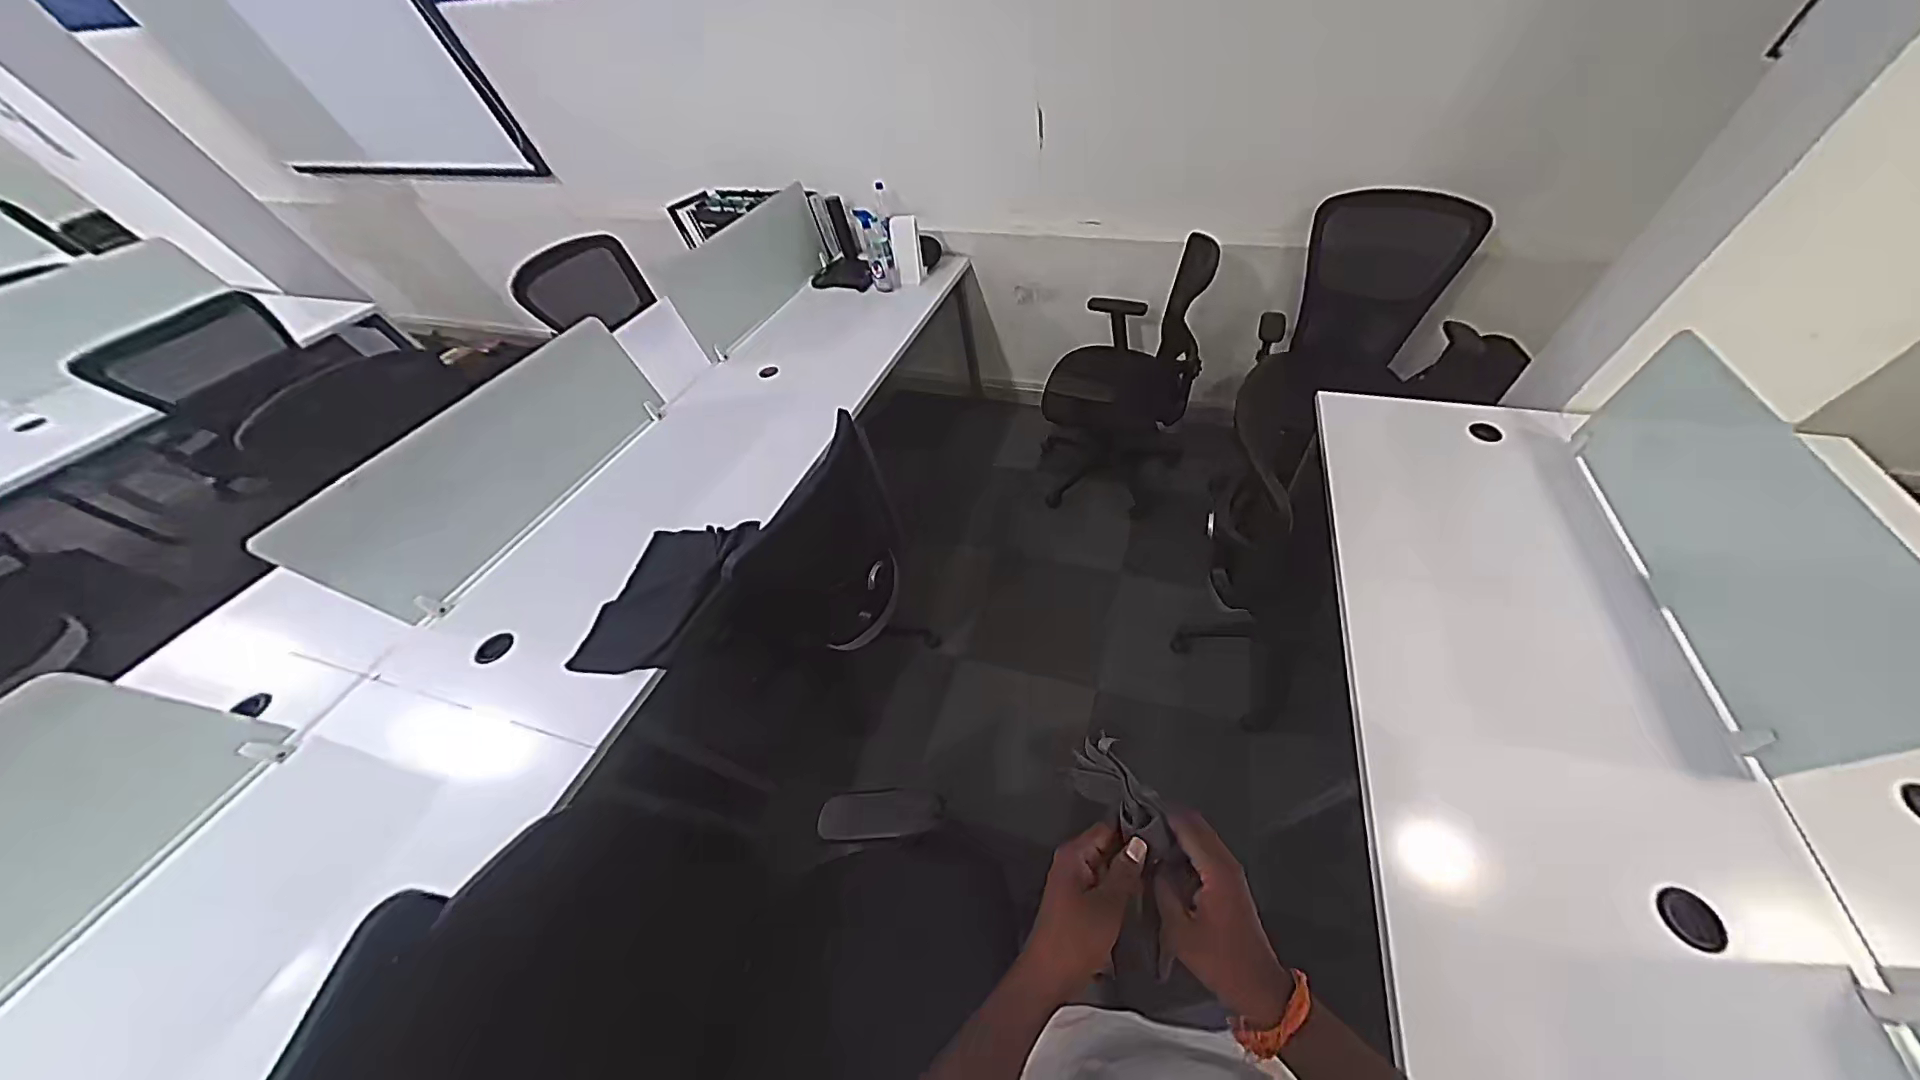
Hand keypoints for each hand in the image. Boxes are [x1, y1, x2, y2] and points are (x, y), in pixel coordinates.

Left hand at [1019, 821, 1148, 995]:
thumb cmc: (1077, 937)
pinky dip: (1120, 888)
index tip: (1162, 834)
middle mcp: (1071, 861)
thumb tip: (1139, 842)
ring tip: (1161, 874)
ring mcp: (1074, 881)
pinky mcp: (1078, 900)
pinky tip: (1142, 895)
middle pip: (1107, 846)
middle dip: (1134, 852)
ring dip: (1128, 872)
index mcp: (1074, 854)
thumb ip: (1125, 871)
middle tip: (1167, 857)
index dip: (1133, 830)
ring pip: (1107, 867)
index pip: (1107, 828)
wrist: (1050, 975)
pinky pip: (1103, 884)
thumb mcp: (1108, 903)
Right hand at [1155, 808, 1293, 1026]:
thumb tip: (1150, 860)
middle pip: (1195, 823)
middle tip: (1136, 820)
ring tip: (1145, 835)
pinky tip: (1164, 854)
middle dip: (1167, 817)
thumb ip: (1162, 888)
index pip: (1186, 825)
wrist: (1257, 986)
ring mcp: (1231, 869)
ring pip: (1201, 834)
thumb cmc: (1218, 960)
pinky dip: (1185, 844)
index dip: (1160, 813)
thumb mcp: (1179, 929)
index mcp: (1216, 869)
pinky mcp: (1229, 879)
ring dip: (1176, 830)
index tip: (1133, 809)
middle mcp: (1226, 861)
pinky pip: (1205, 848)